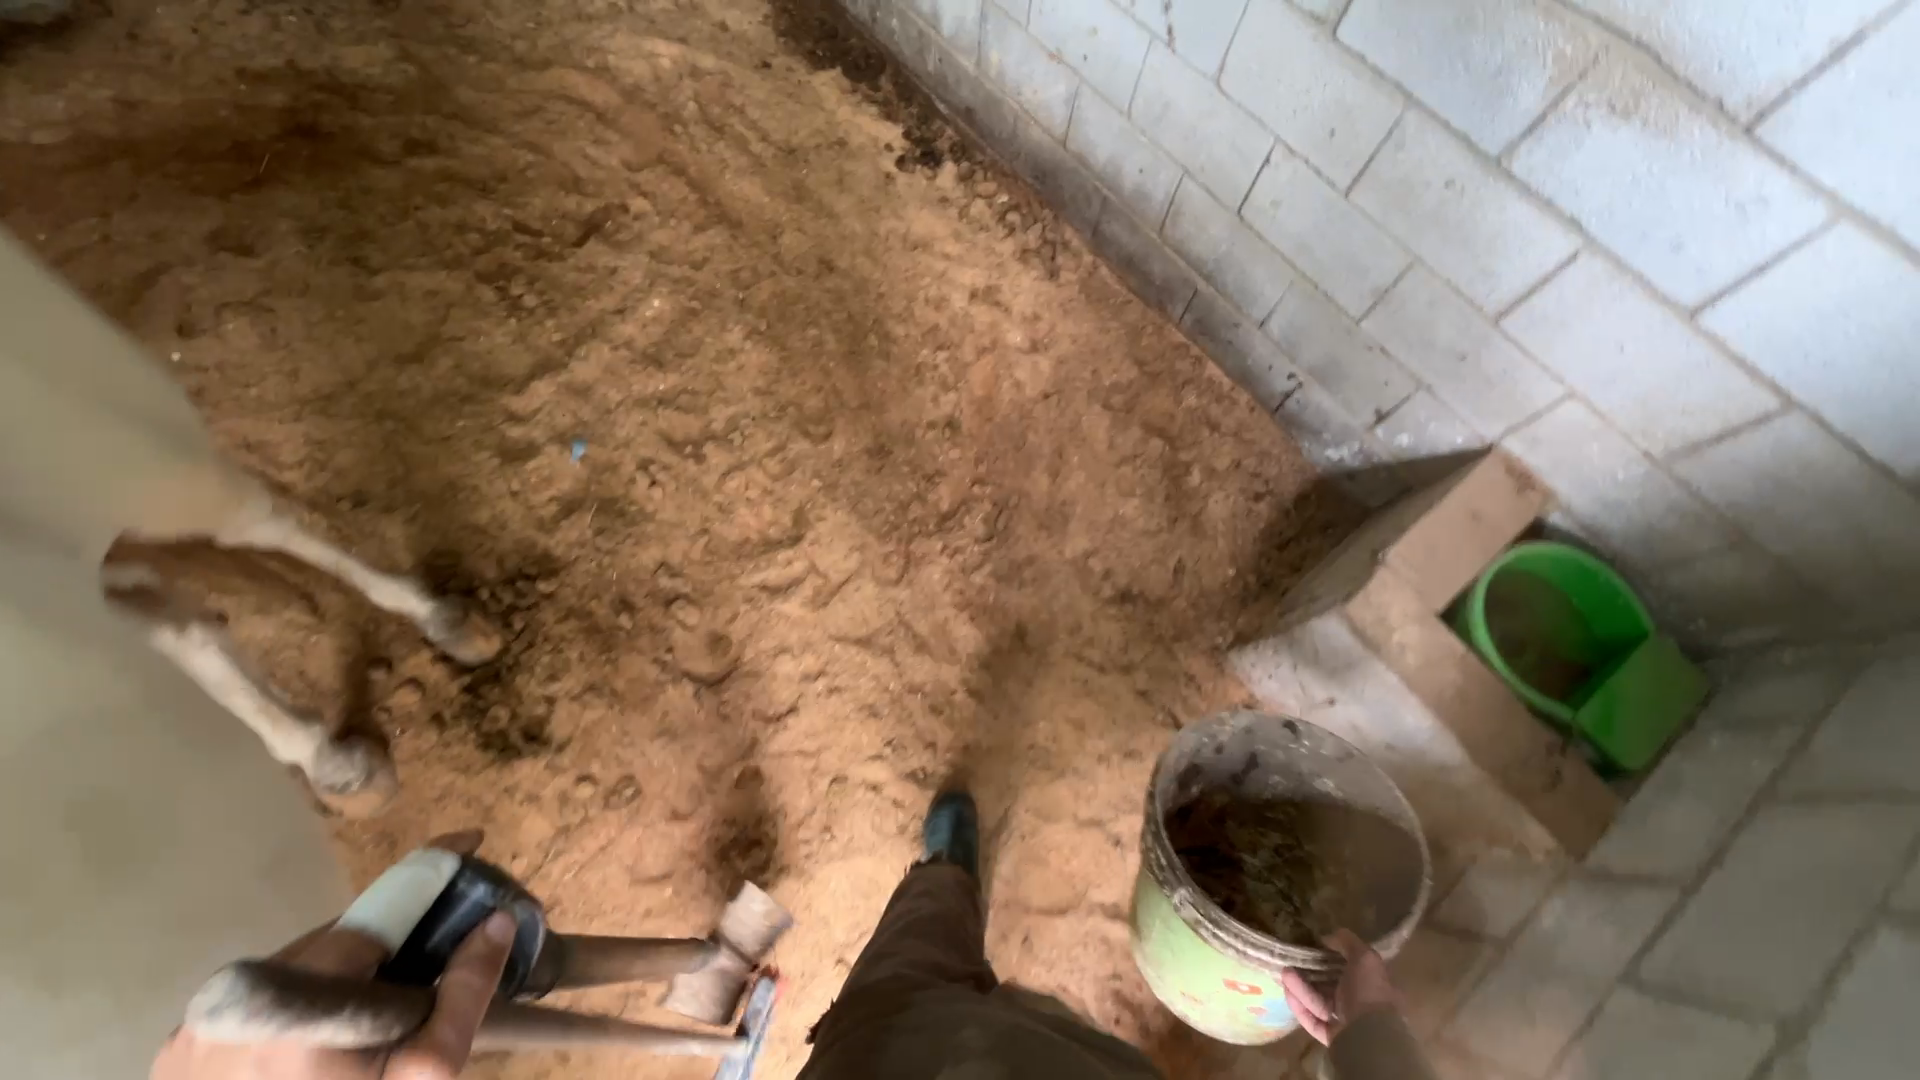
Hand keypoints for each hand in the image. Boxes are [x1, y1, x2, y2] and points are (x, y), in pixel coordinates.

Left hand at [153, 833, 511, 1079]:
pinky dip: (306, 1001)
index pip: (377, 911)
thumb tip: (497, 919)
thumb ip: (467, 991)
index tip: (471, 842)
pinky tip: (329, 1032)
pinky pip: (262, 1002)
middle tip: (433, 958)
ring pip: (298, 968)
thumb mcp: (429, 1070)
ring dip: (347, 970)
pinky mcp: (174, 1058)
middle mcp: (227, 1006)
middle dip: (392, 936)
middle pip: (336, 939)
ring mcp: (190, 1035)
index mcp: (295, 1006)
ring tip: (381, 1005)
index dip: (431, 872)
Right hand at [1280, 929, 1400, 1046]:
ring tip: (1283, 973)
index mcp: (1371, 985)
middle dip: (1309, 972)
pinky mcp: (1332, 1037)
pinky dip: (1300, 1007)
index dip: (1330, 958)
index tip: (1312, 946)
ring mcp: (1346, 1023)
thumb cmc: (1369, 992)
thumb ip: (1346, 942)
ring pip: (1319, 1002)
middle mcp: (1360, 1004)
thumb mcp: (1364, 957)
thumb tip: (1326, 936)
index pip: (1349, 969)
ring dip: (1300, 987)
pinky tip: (1287, 992)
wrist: (1370, 1037)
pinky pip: (1312, 1020)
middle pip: (1329, 985)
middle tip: (1291, 960)